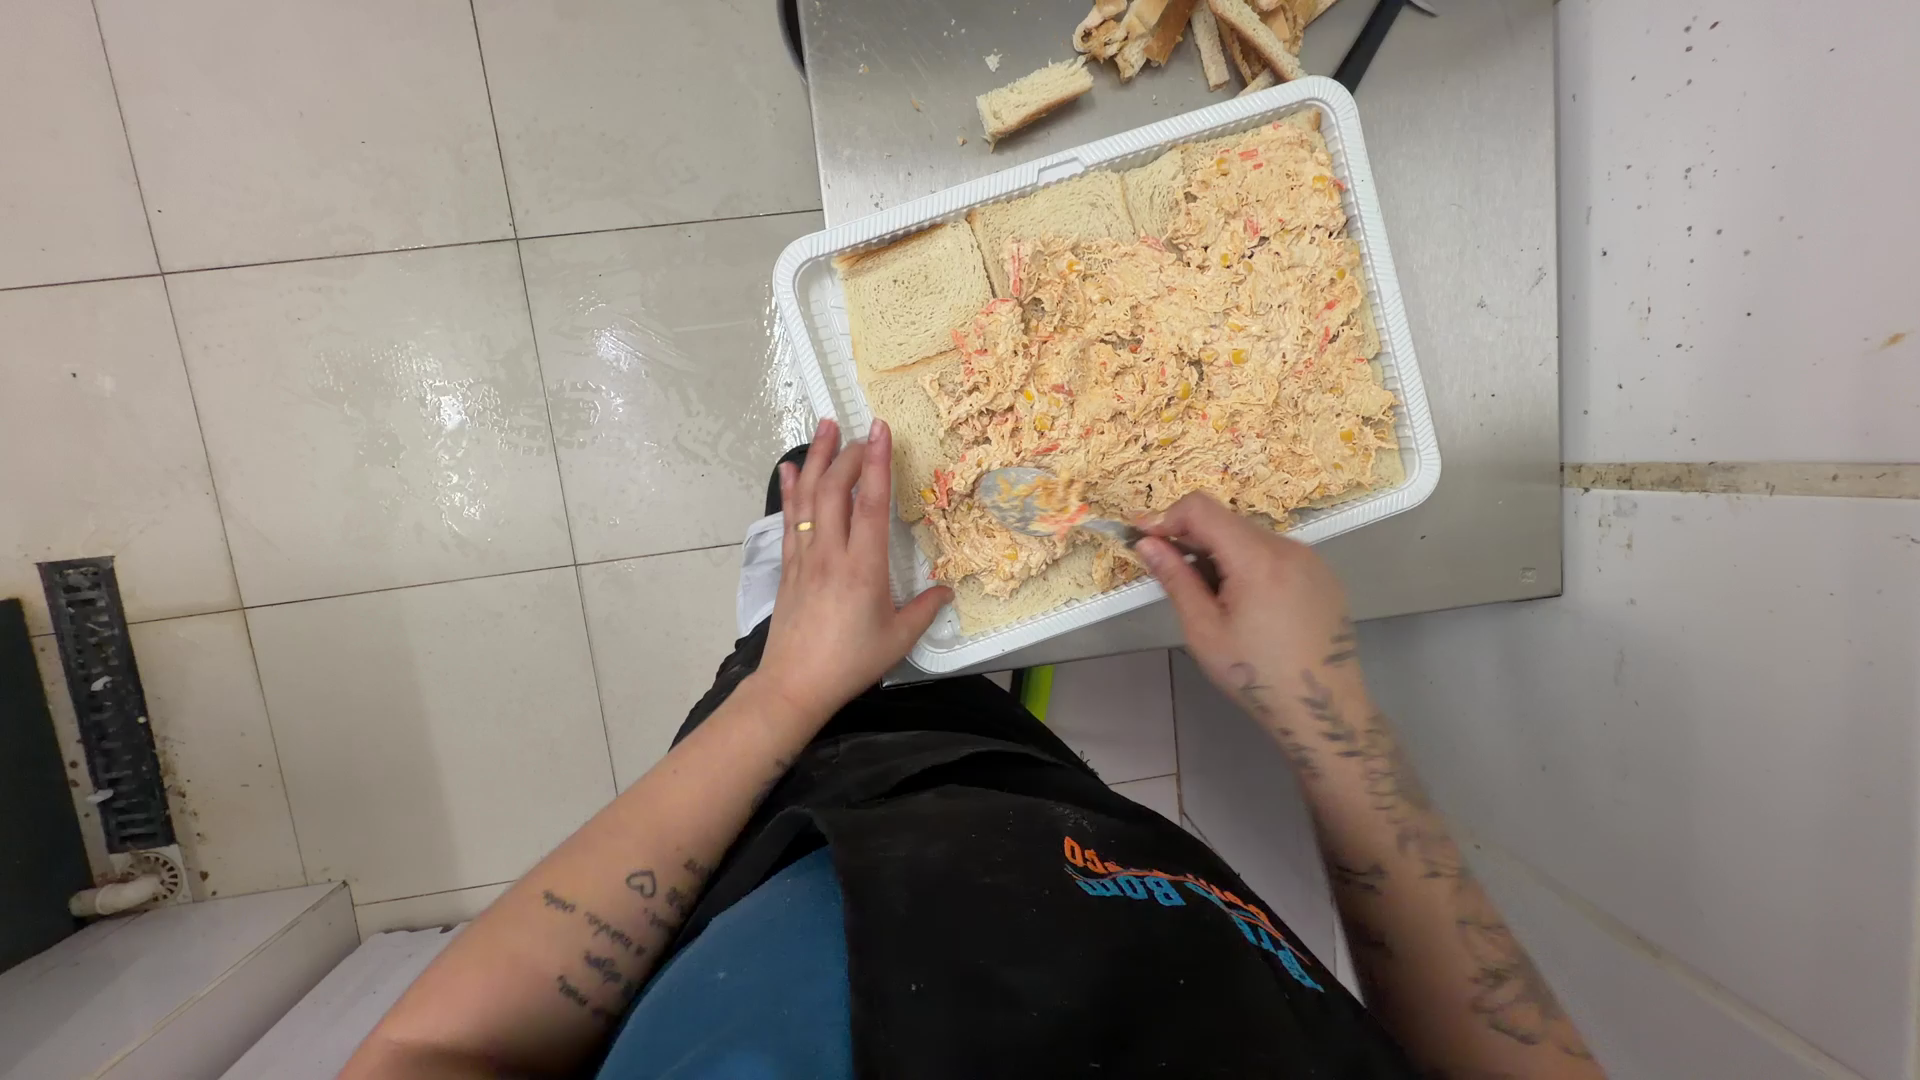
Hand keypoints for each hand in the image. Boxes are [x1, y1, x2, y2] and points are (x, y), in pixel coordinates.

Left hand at [747, 418, 951, 724]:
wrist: (795, 685)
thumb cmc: (851, 663)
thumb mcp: (898, 639)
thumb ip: (924, 610)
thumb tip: (946, 591)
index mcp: (864, 568)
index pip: (872, 504)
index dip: (878, 463)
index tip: (880, 429)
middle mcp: (832, 553)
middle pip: (836, 490)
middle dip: (848, 453)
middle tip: (862, 429)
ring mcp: (805, 557)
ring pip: (808, 497)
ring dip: (816, 458)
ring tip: (824, 425)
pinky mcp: (788, 566)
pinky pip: (789, 519)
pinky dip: (790, 490)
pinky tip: (789, 469)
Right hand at [1135, 493, 1362, 721]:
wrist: (1323, 708)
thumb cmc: (1255, 674)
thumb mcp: (1203, 629)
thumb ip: (1175, 579)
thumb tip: (1146, 543)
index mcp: (1257, 559)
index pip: (1201, 508)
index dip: (1167, 518)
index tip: (1148, 542)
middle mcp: (1288, 547)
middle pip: (1226, 521)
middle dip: (1193, 540)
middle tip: (1177, 579)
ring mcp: (1310, 558)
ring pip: (1250, 536)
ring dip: (1222, 554)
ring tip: (1217, 600)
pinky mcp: (1322, 573)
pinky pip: (1274, 553)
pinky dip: (1249, 564)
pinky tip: (1250, 605)